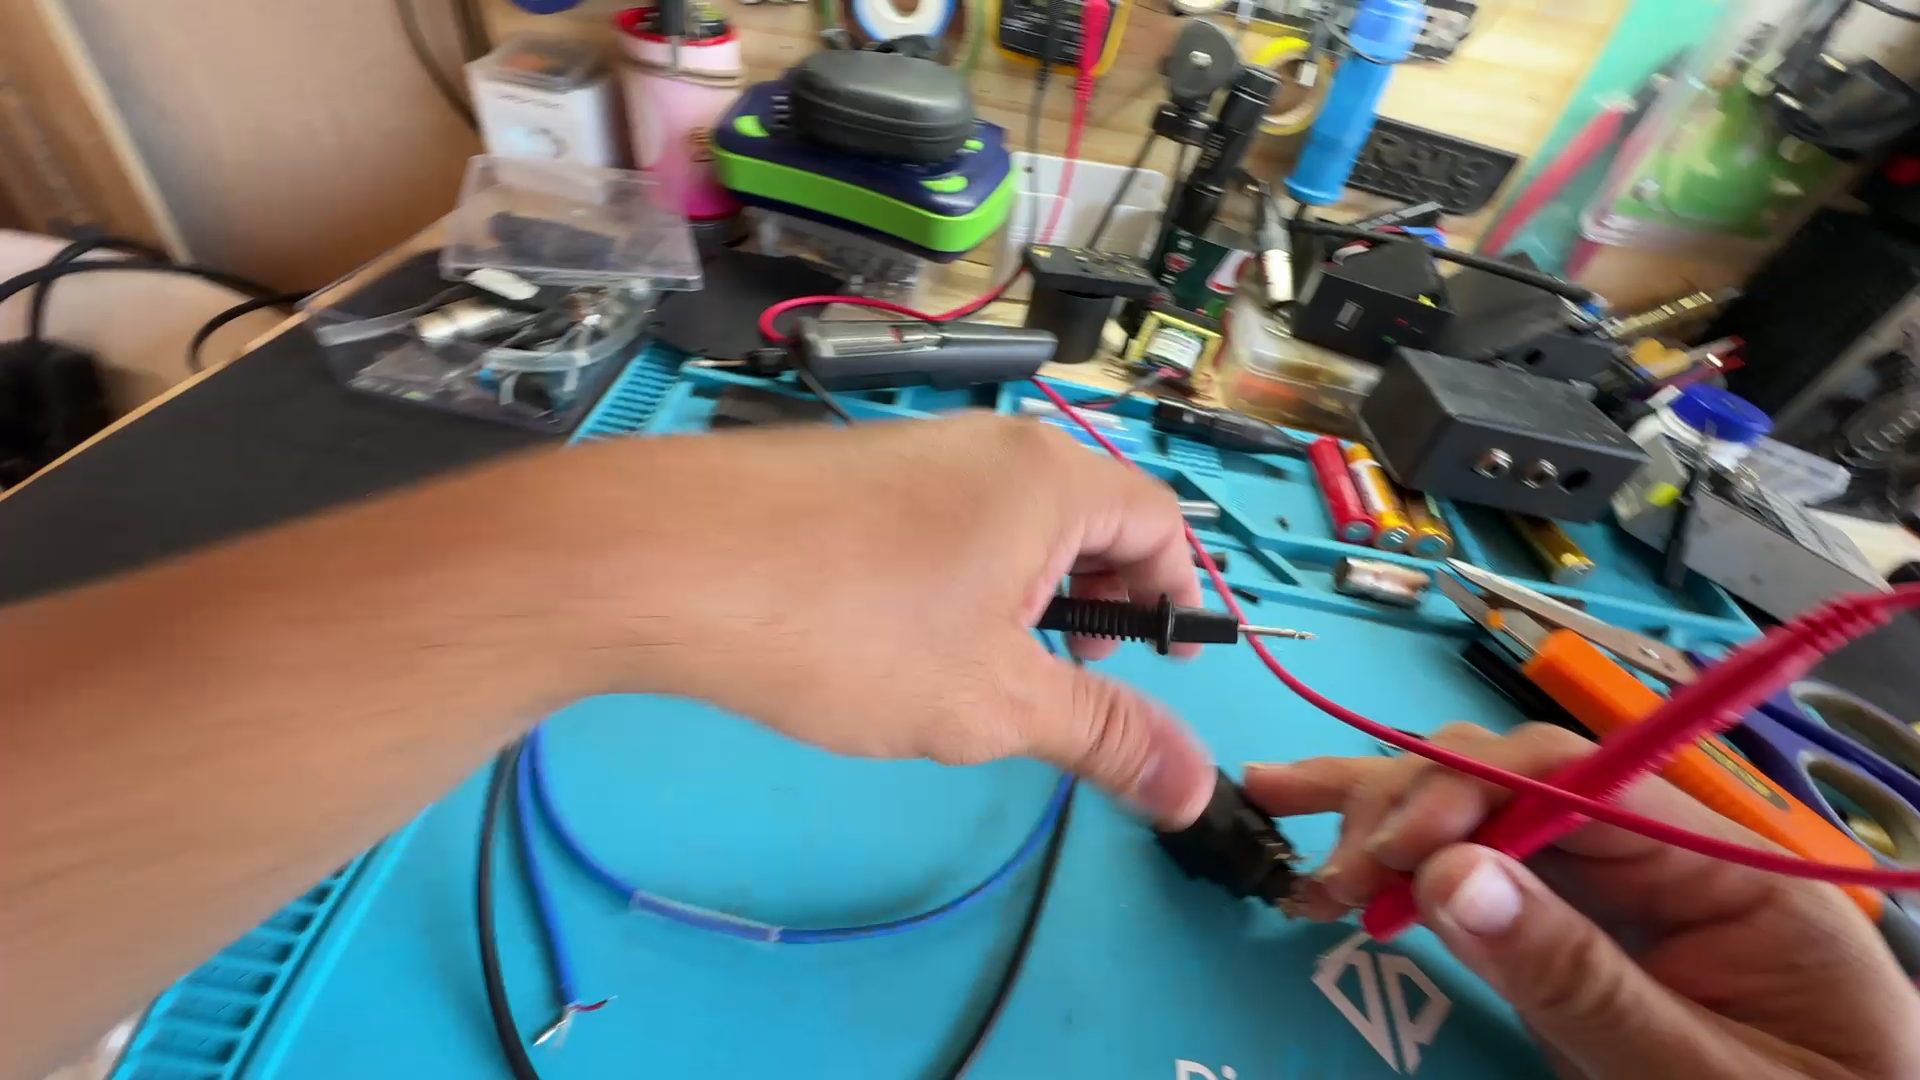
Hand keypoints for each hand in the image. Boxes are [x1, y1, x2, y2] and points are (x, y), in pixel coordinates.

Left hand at [562, 412, 1216, 825]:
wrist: (665, 559)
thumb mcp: (995, 699)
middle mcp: (990, 445)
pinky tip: (902, 630)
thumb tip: (1195, 790)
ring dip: (1024, 593)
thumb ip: (1104, 735)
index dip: (1175, 594)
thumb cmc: (854, 629)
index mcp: (1050, 478)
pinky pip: (944, 518)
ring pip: (1010, 522)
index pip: (1159, 523)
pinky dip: (960, 575)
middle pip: (1086, 518)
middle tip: (1065, 669)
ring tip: (980, 661)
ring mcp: (916, 449)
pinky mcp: (856, 470)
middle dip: (1097, 600)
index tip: (1161, 660)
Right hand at [1245, 724, 1919, 1079]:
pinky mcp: (1528, 912)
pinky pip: (1436, 857)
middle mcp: (1631, 848)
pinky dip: (1365, 846)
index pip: (1567, 774)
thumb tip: (1445, 874)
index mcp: (1713, 868)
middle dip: (1399, 810)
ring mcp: (1574, 878)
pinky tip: (1299, 818)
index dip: (1464, 787)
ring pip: (1446, 800)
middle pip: (1488, 776)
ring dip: (1360, 813)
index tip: (1395, 849)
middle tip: (1339, 876)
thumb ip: (1580, 977)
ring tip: (1274, 807)